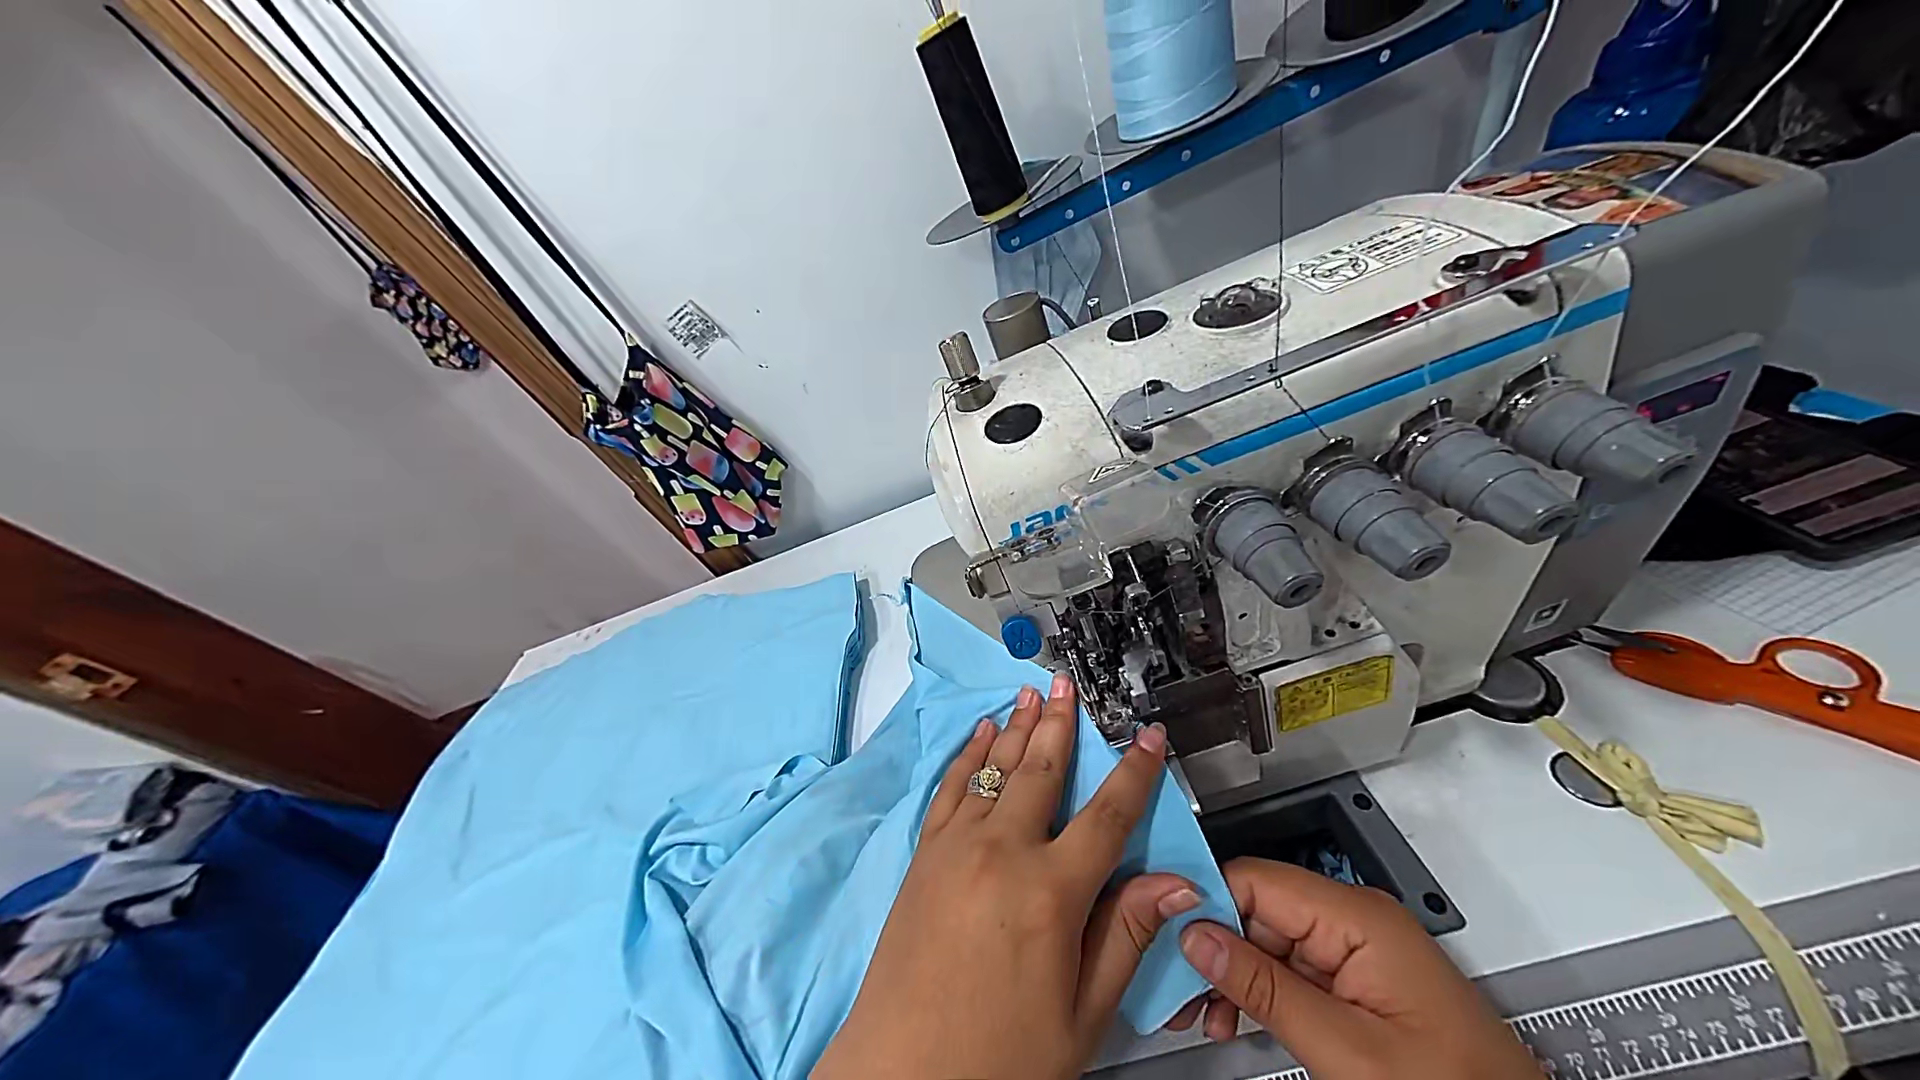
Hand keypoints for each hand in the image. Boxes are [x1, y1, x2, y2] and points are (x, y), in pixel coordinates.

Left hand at [815, 673, 1198, 1079]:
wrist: (902, 1075)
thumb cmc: (1001, 1057)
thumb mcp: (1082, 1015)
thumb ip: (1126, 937)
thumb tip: (1176, 885)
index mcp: (1051, 891)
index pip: (1108, 816)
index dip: (1134, 773)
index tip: (1148, 737)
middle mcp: (1002, 851)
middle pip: (1042, 771)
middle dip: (1060, 723)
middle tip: (1068, 684)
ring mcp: (957, 846)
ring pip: (995, 769)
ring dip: (1016, 728)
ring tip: (1030, 693)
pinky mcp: (925, 853)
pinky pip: (950, 788)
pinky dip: (968, 756)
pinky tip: (980, 735)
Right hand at [1171, 859, 1539, 1079]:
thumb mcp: (1347, 1051)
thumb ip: (1264, 987)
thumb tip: (1198, 936)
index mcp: (1358, 918)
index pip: (1254, 879)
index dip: (1205, 902)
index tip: (1167, 931)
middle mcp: (1353, 920)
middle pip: (1254, 908)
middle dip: (1211, 945)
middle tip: (1176, 985)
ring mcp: (1352, 950)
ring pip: (1263, 940)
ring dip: (1228, 973)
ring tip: (1200, 1011)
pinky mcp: (1352, 979)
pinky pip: (1286, 968)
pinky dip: (1255, 991)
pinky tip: (1233, 1017)